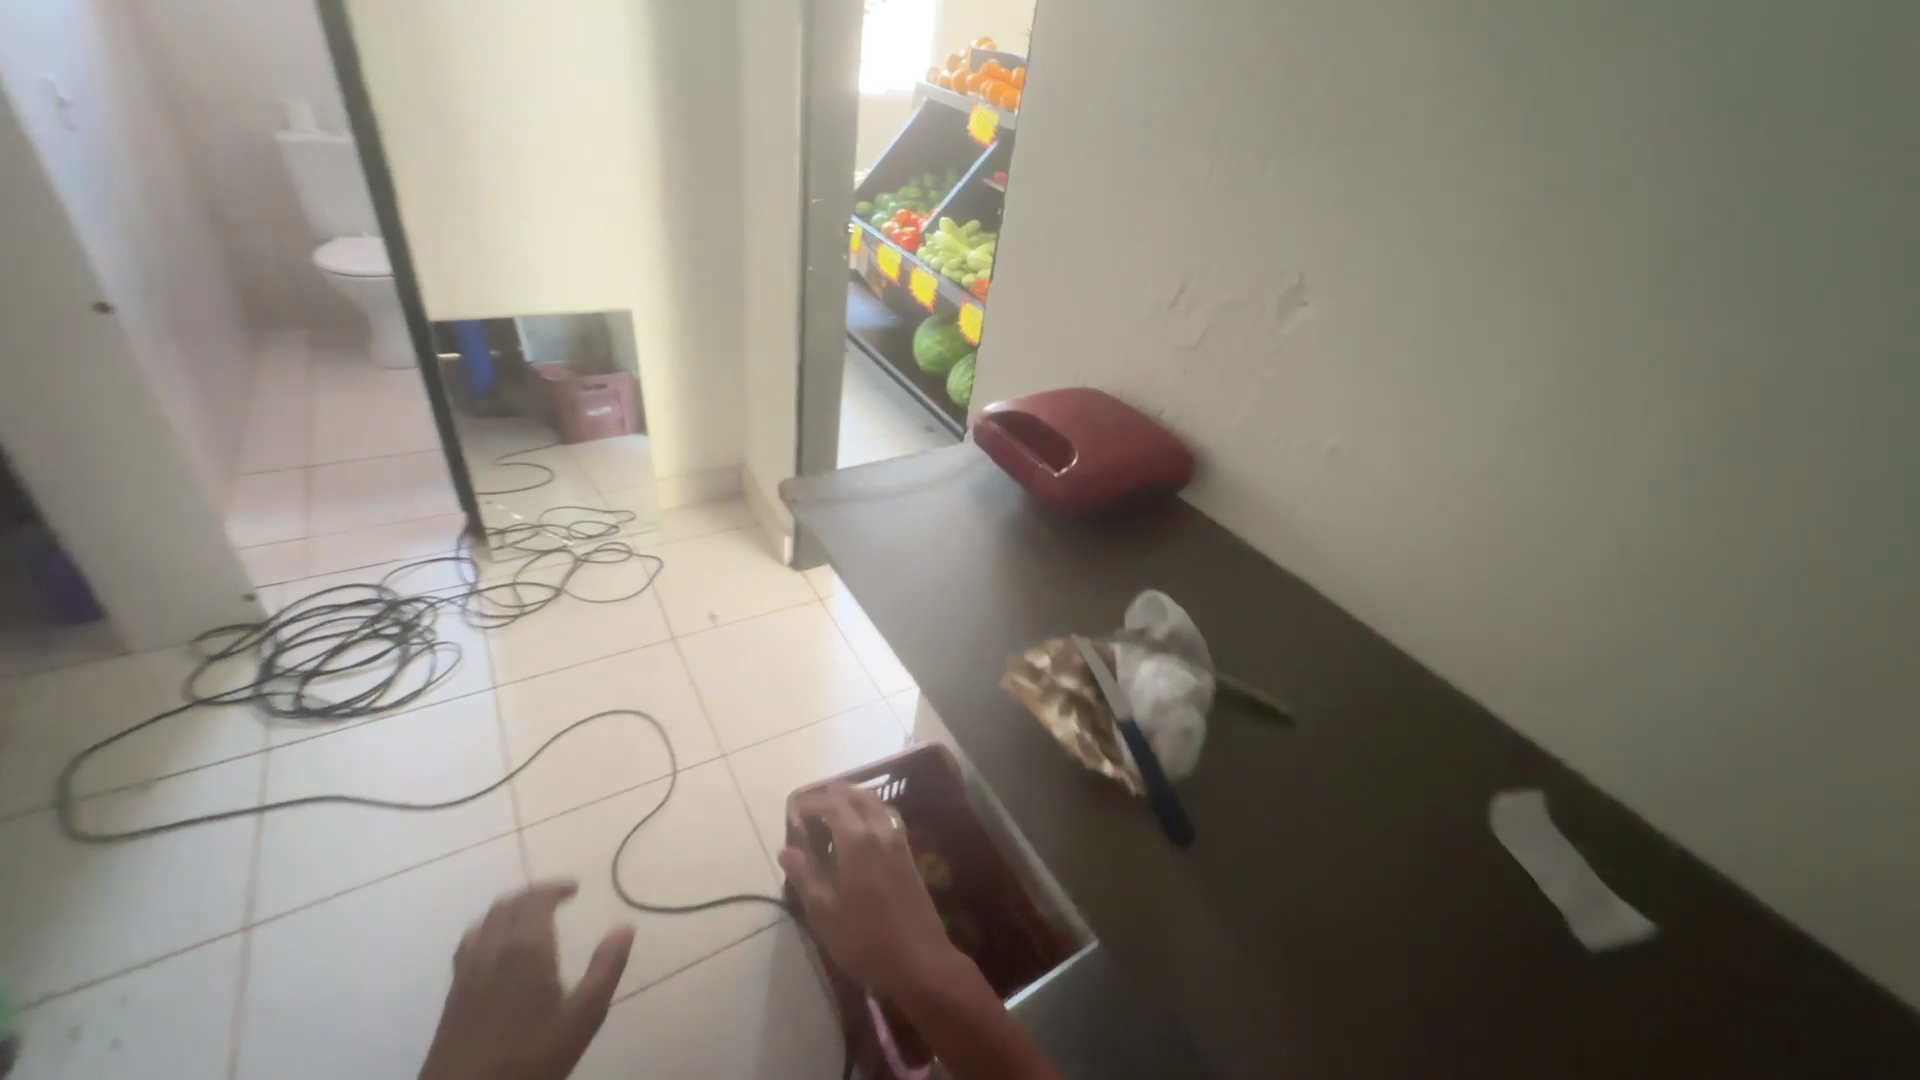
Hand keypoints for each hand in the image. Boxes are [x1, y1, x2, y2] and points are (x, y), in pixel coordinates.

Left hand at [419, 881, 633, 1079]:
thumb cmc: (531, 1060)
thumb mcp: (583, 1018)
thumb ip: (606, 968)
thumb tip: (624, 928)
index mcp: (525, 950)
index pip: (535, 900)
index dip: (556, 888)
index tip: (577, 889)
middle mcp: (491, 952)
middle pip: (507, 905)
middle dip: (533, 895)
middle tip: (559, 900)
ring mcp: (466, 974)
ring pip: (484, 922)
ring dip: (509, 910)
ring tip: (531, 920)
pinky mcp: (452, 997)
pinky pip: (469, 945)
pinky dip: (490, 931)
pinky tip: (501, 954)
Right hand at [779, 783, 962, 999]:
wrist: (920, 961)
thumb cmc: (864, 939)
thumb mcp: (824, 912)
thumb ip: (805, 875)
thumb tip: (787, 848)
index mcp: (857, 840)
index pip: (832, 803)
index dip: (811, 803)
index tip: (793, 814)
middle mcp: (880, 832)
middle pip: (858, 796)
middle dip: (833, 797)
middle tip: (811, 813)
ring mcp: (899, 843)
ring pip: (876, 806)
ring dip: (853, 803)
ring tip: (832, 821)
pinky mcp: (909, 857)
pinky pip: (887, 821)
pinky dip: (869, 817)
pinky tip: (858, 840)